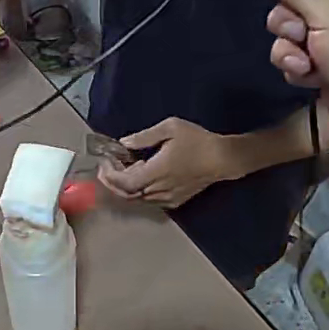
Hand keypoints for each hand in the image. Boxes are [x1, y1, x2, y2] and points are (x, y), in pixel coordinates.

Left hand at [96, 117, 243, 208]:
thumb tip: (123, 143)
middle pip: (127, 194)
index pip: (125, 183)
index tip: (105, 163)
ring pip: (137, 199)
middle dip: (113, 182)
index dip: (110, 176)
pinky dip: (138, 190)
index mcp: (157, 172)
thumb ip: (144, 137)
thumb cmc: (197, 140)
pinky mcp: (174, 201)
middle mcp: (160, 190)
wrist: (223, 159)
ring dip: (126, 186)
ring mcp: (167, 198)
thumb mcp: (170, 128)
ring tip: (124, 168)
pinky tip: (141, 175)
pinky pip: (148, 200)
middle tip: (107, 167)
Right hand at [246, 0, 328, 136]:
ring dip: (289, 49)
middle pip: (295, 2)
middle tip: (298, 33)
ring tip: (304, 63)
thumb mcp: (328, 8)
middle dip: (287, 20)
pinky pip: (298, 59)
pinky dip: (298, 68)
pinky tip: (309, 77)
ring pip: (291, 35)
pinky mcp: (328, 68)